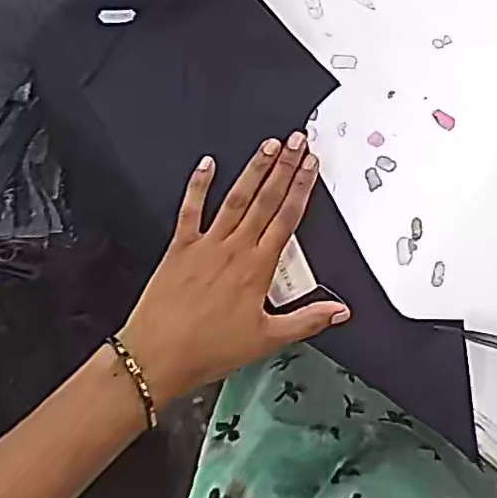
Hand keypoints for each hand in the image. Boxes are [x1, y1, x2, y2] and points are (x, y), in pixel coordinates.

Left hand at [117, 134, 349, 406]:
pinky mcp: (180, 247)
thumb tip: (340, 311)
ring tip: (269, 145)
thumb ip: (307, 320)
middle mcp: (234, 249)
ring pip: (236, 198)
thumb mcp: (266, 340)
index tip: (311, 166)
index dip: (302, 188)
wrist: (156, 356)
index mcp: (257, 268)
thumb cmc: (208, 349)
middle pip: (266, 200)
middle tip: (297, 141)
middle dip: (285, 167)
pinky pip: (191, 209)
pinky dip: (199, 185)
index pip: (287, 218)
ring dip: (254, 169)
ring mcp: (206, 244)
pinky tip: (207, 164)